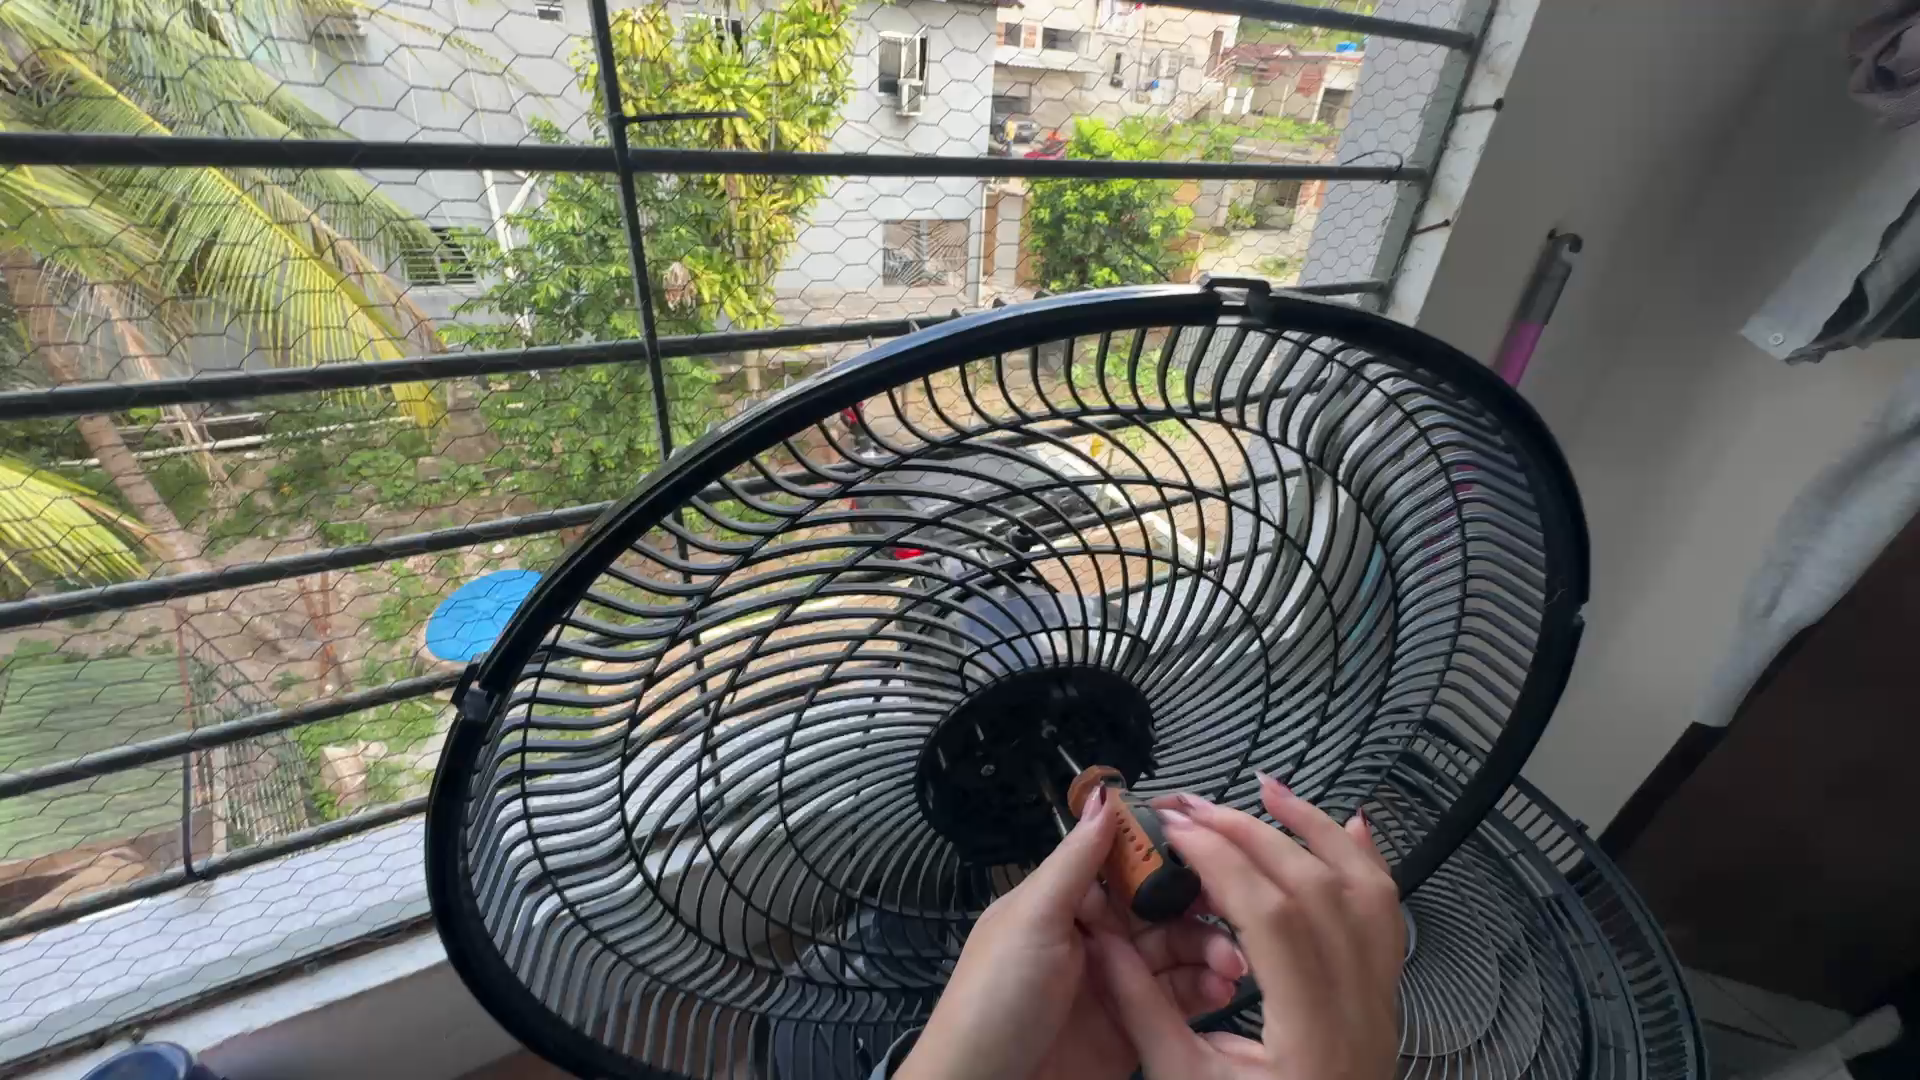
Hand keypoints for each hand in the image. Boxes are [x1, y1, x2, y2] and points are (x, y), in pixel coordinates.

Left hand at [897, 786, 1243, 1079]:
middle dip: (1195, 909)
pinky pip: (1175, 1002)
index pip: (1123, 864)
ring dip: (1206, 950)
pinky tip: (1223, 988)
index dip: (1164, 856)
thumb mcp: (1034, 917)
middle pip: (1157, 909)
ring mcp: (1115, 982)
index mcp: (1065, 899)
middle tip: (1233, 914)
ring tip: (1232, 961)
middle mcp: (1094, 934)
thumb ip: (1076, 860)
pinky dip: (1203, 992)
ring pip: (1173, 953)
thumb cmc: (997, 994)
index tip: (1207, 850)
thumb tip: (1102, 793)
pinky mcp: (1132, 1028)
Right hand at [1086, 774, 1404, 1079]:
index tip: (1173, 828)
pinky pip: (1389, 916)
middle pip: (1314, 889)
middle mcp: (1361, 1011)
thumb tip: (1100, 932)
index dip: (1221, 860)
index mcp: (1313, 1037)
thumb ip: (1141, 1006)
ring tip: (1267, 788)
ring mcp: (1383, 1002)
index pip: (1273, 918)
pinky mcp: (1385, 997)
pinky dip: (1367, 859)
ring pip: (1365, 891)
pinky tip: (1350, 822)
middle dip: (1247, 833)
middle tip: (1191, 807)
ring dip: (1314, 828)